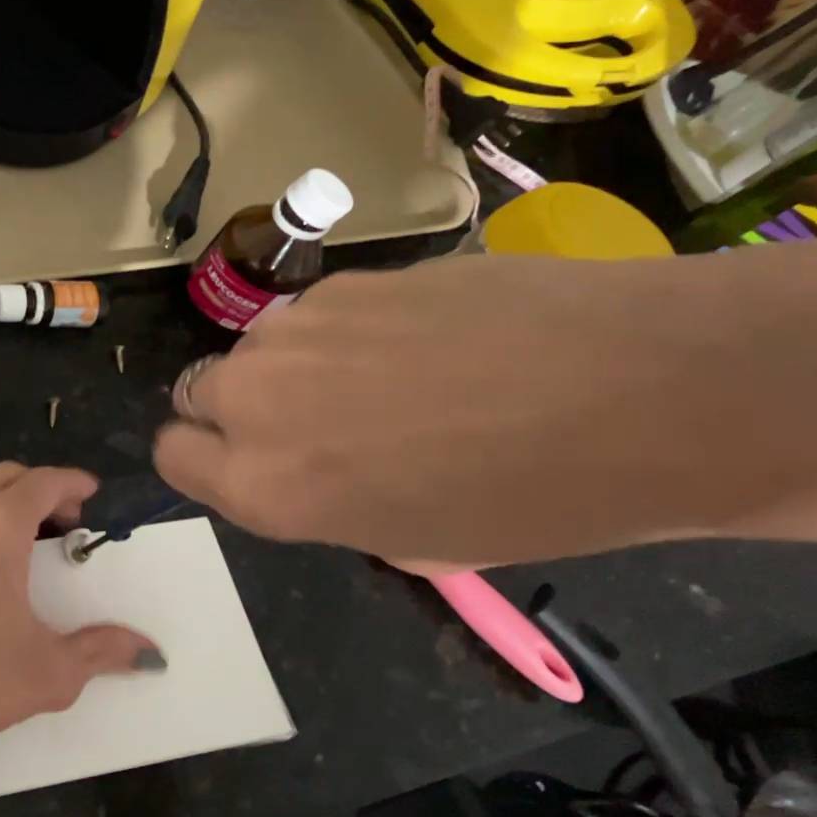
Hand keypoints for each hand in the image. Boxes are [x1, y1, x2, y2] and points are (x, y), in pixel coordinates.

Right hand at [153, 247, 816, 565]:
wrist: (644, 389)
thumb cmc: (534, 499)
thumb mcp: (410, 537)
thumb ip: (321, 497)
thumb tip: (307, 459)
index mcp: (265, 486)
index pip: (172, 456)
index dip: (206, 457)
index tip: (247, 458)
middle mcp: (254, 402)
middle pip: (197, 393)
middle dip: (239, 407)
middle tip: (318, 416)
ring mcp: (293, 331)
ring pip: (257, 347)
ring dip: (296, 364)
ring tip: (389, 372)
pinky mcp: (342, 280)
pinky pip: (316, 313)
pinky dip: (348, 327)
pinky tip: (425, 335)